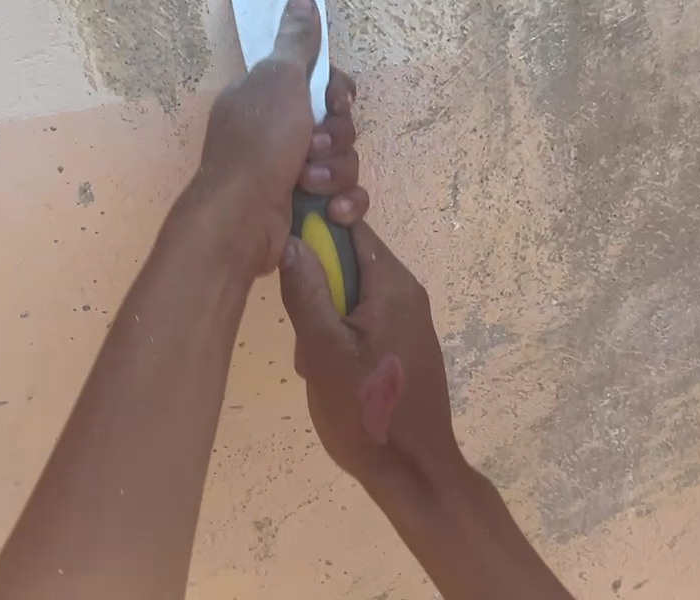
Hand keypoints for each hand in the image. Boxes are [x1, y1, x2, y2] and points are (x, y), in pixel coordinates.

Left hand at [190, 0, 368, 276]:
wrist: (242, 221)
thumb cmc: (259, 144)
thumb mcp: (279, 80)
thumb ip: (297, 41)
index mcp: (270, 97)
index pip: (323, 84)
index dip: (337, 93)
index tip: (335, 102)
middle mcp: (281, 131)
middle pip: (339, 123)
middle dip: (335, 137)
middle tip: (313, 145)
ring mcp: (293, 171)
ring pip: (345, 161)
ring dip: (335, 171)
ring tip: (309, 181)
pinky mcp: (307, 206)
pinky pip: (346, 196)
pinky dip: (344, 202)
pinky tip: (332, 210)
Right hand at [278, 218, 461, 496]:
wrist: (415, 474)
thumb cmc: (365, 410)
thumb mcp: (322, 349)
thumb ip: (305, 291)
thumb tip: (289, 240)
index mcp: (392, 283)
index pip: (351, 226)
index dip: (316, 225)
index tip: (284, 243)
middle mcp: (406, 291)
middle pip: (350, 259)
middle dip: (318, 284)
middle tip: (301, 326)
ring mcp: (407, 319)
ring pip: (353, 293)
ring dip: (326, 315)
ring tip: (313, 359)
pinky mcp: (403, 343)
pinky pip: (364, 318)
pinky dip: (341, 334)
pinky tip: (329, 371)